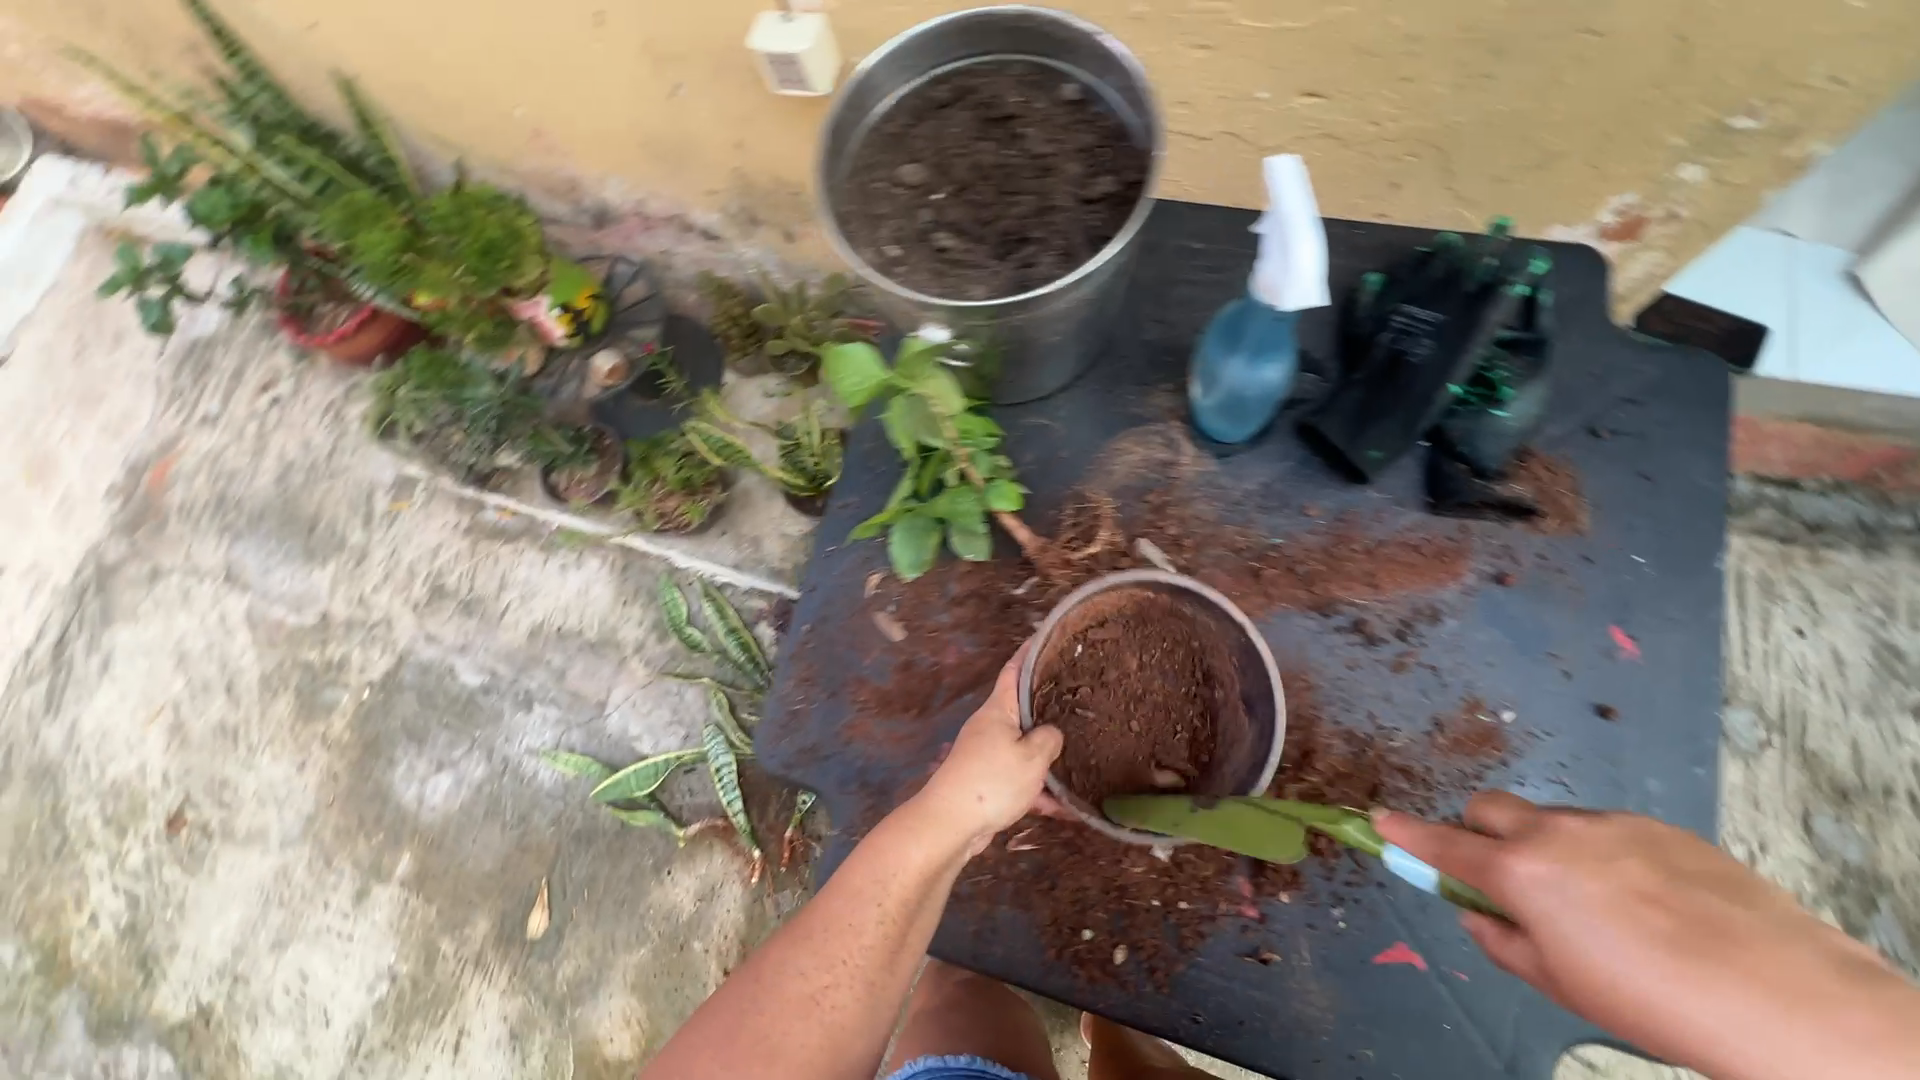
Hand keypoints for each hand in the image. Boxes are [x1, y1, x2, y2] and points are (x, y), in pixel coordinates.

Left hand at [911, 644, 1063, 856]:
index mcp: (998, 711)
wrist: (950, 824)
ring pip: (1025, 750)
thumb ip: (1049, 739)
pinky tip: (1066, 810)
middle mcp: (990, 728)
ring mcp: (987, 756)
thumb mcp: (1031, 757)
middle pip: (1022, 712)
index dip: (1029, 654)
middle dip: (1048, 709)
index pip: (1014, 672)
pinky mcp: (988, 784)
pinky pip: (1020, 781)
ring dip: (1049, 761)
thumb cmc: (991, 780)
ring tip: (1082, 762)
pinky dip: (1040, 792)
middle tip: (1079, 701)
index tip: (1045, 639)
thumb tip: (1051, 735)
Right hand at [1377, 793, 1919, 1078]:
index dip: (1404, 833)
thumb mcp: (1558, 983)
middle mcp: (1553, 833)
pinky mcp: (1661, 826)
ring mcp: (1610, 823)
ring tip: (1601, 903)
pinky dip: (1603, 854)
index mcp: (1518, 872)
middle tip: (1509, 878)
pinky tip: (1652, 902)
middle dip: (1481, 833)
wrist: (1789, 999)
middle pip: (1489, 808)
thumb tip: (1477, 914)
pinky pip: (1608, 830)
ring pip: (1552, 820)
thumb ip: (1501, 941)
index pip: (1441, 844)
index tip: (1379, 820)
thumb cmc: (1650, 1000)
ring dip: (1548, 847)